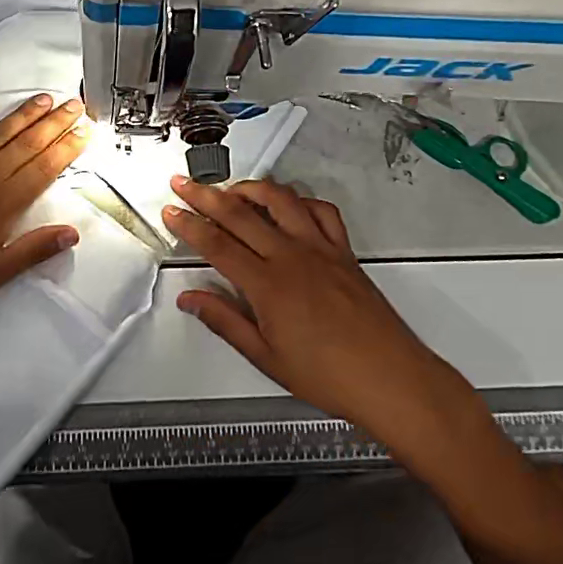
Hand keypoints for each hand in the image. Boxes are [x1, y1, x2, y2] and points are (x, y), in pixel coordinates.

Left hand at [0, 95, 91, 350]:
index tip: (85, 131)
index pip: (44, 167)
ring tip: (45, 100)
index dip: (68, 147)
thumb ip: (32, 251)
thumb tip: (71, 234)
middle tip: (76, 105)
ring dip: (23, 114)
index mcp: (2, 204)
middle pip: (27, 143)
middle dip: (55, 122)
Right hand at [162, 177, 483, 438]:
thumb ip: (225, 321)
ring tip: (231, 187)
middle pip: (240, 213)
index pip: (216, 243)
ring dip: (250, 188)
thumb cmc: (332, 375)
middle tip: (184, 184)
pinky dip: (300, 200)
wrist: (391, 379)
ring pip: (280, 200)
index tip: (171, 212)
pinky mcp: (343, 251)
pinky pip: (321, 211)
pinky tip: (288, 203)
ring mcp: (320, 249)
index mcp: (268, 285)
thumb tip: (192, 300)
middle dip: (205, 195)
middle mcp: (292, 257)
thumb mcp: (266, 357)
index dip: (189, 224)